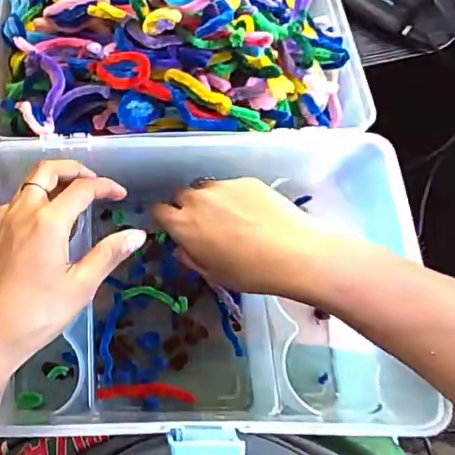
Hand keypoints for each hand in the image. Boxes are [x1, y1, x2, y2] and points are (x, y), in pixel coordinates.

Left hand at [0, 161, 144, 388]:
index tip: (121, 195)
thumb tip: (136, 234)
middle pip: (47, 170)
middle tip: (95, 182)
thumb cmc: (35, 315)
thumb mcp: (79, 287)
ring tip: (74, 198)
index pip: (81, 189)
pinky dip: (36, 196)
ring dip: (53, 180)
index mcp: (47, 221)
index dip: (105, 186)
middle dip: (74, 169)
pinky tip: (47, 220)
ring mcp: (5, 222)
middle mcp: (23, 213)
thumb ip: (107, 255)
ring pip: (29, 183)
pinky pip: (17, 201)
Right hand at [151, 178, 351, 303]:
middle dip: (187, 207)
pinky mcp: (246, 180)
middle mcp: (198, 199)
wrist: (295, 253)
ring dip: (211, 199)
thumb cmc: (250, 272)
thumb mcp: (214, 274)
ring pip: (206, 188)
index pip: (159, 210)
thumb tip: (183, 248)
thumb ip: (192, 258)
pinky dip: (235, 196)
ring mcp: (223, 186)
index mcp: (183, 224)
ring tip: (231, 217)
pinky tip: (253, 212)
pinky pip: (231, 186)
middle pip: (181, 195)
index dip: (166, 218)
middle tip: (205, 223)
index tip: (175, 227)